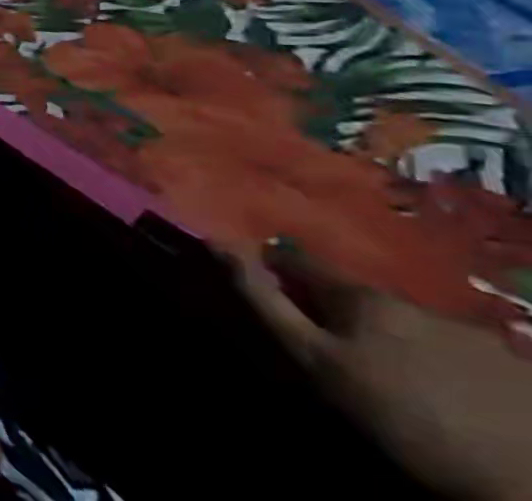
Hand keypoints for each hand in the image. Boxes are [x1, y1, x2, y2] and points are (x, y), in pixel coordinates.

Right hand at [235, 243, 531, 500]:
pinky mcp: (512, 367)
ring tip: (386, 367)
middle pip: (358, 295)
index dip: (274, 264)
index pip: (302, 261)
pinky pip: (452, 348)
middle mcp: (416, 302)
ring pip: (407, 322)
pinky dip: (432, 356)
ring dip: (387, 333)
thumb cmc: (399, 414)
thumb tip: (220, 243)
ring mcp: (472, 334)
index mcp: (365, 298)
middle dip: (336, 306)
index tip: (258, 275)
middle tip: (328, 339)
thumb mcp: (316, 359)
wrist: (526, 480)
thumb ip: (267, 300)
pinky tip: (436, 385)